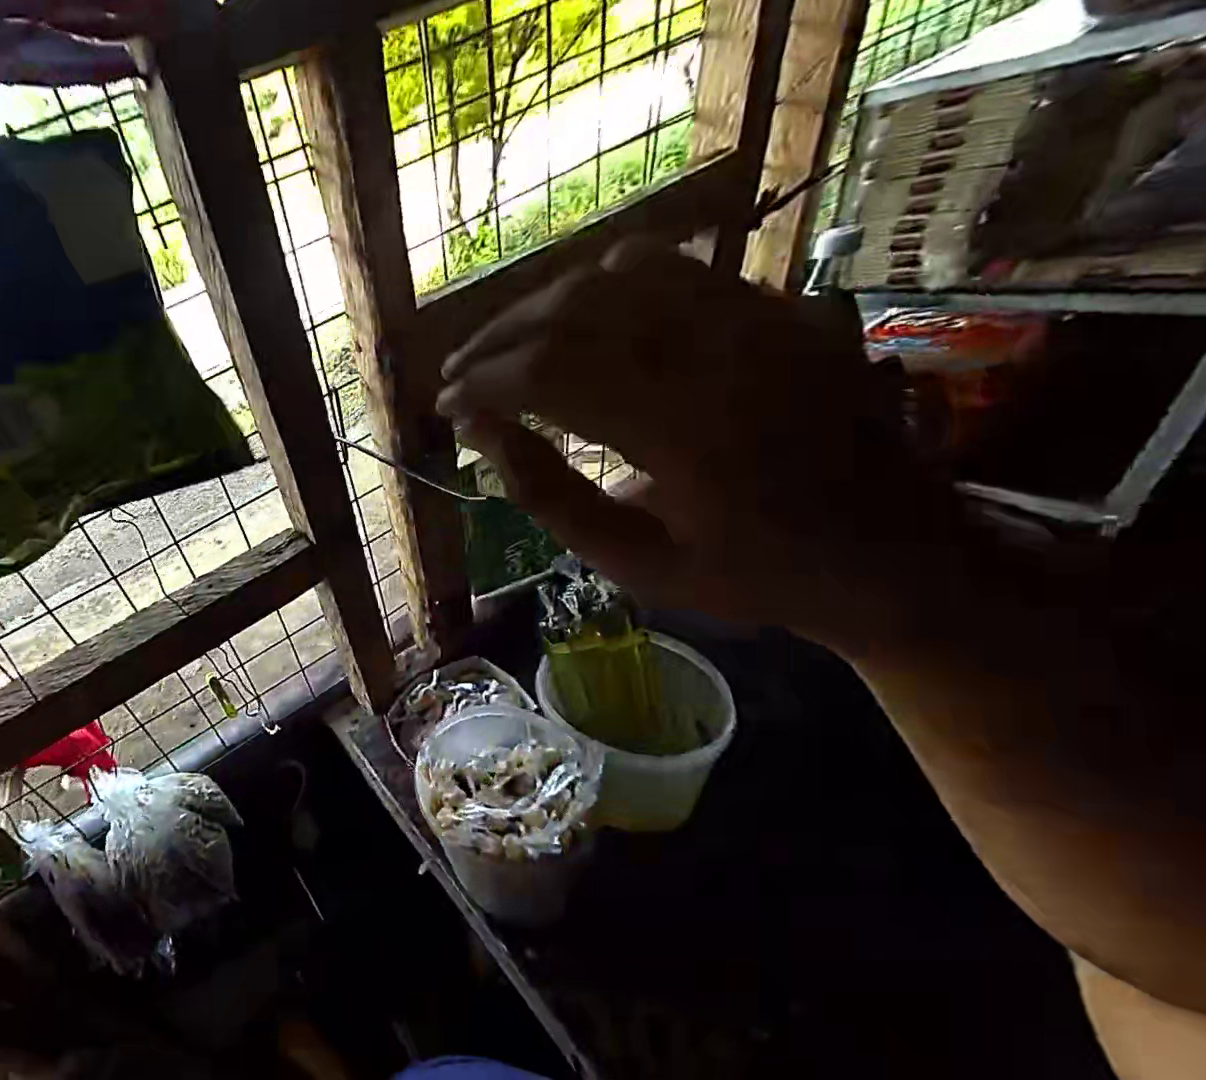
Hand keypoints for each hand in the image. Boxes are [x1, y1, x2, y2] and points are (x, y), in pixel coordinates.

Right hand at [436, 241, 957, 647]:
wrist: (895, 554)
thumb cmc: (752, 573)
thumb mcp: (632, 563)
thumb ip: (547, 495)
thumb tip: (479, 432)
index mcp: (684, 430)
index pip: (547, 373)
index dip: (480, 382)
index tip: (443, 405)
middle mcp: (721, 354)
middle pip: (572, 310)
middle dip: (495, 340)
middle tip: (456, 372)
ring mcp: (758, 318)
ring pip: (615, 275)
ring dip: (540, 307)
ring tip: (502, 346)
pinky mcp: (775, 306)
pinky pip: (671, 267)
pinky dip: (602, 285)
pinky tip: (574, 318)